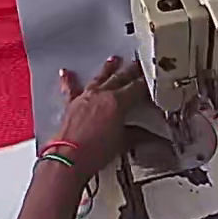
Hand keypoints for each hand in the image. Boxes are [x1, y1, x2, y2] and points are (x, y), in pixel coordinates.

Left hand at [52, 57, 145, 174]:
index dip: (145, 83)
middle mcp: (102, 94)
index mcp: (118, 101)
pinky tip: (65, 72)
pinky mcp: (72, 104)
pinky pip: (71, 88)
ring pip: (100, 78)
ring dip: (108, 69)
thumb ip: (136, 135)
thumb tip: (148, 135)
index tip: (152, 80)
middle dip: (131, 70)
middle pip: (120, 78)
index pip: (136, 88)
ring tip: (114, 59)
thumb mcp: (122, 143)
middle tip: (138, 63)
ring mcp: (86, 97)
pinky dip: (69, 80)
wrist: (69, 159)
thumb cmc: (96, 152)